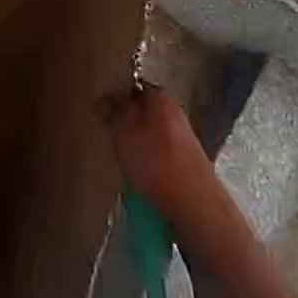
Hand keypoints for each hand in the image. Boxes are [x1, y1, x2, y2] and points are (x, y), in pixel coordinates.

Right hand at [100, 85, 211, 209]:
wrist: (198, 210)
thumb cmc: (156, 165)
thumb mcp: (123, 132)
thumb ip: (112, 111)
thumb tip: (105, 99)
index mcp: (161, 99)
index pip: (131, 86)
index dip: (113, 96)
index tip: (98, 110)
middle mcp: (176, 114)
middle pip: (141, 112)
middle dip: (124, 122)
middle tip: (108, 134)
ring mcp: (185, 141)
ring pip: (149, 135)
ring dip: (135, 144)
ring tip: (122, 159)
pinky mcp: (188, 165)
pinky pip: (159, 156)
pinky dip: (148, 163)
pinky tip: (140, 177)